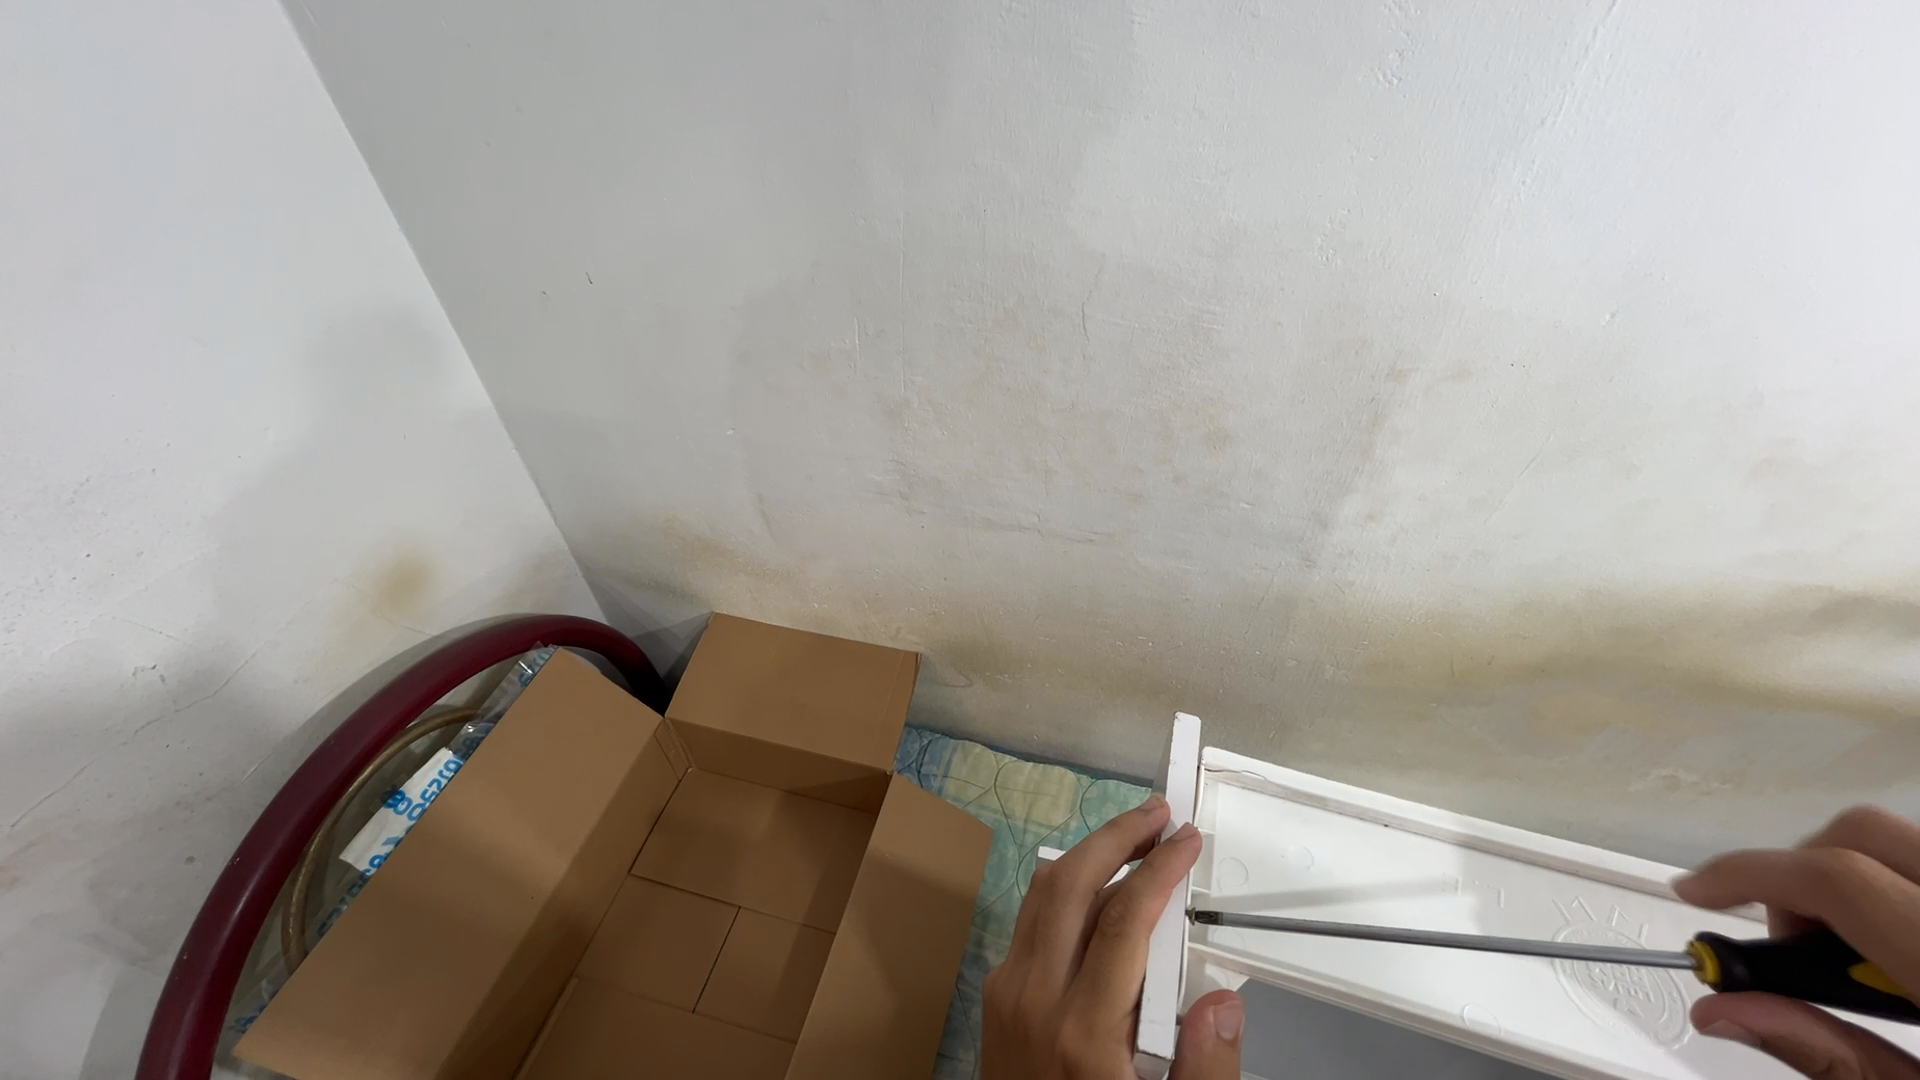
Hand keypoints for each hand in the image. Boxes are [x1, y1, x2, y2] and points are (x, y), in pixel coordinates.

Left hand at [983, 795, 1244, 1078]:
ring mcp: (1007, 989)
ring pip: (1043, 891)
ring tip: (1133, 835)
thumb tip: (1224, 1000)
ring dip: (1088, 853)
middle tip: (1158, 814)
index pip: (1125, 918)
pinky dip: (1065, 885)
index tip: (1187, 839)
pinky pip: (1031, 917)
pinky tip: (1097, 884)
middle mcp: (1034, 995)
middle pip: (1071, 883)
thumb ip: (1205, 1072)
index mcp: (1083, 1031)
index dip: (1159, 868)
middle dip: (1116, 837)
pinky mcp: (997, 992)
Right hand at [1676, 806, 1919, 1078]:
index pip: (1833, 878)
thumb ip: (1835, 1060)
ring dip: (1854, 879)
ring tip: (1861, 955)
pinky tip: (1905, 950)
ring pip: (1901, 842)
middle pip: (1863, 834)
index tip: (1694, 895)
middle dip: (1801, 874)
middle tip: (1796, 945)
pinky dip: (1896, 888)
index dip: (1744, 874)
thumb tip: (1719, 1011)